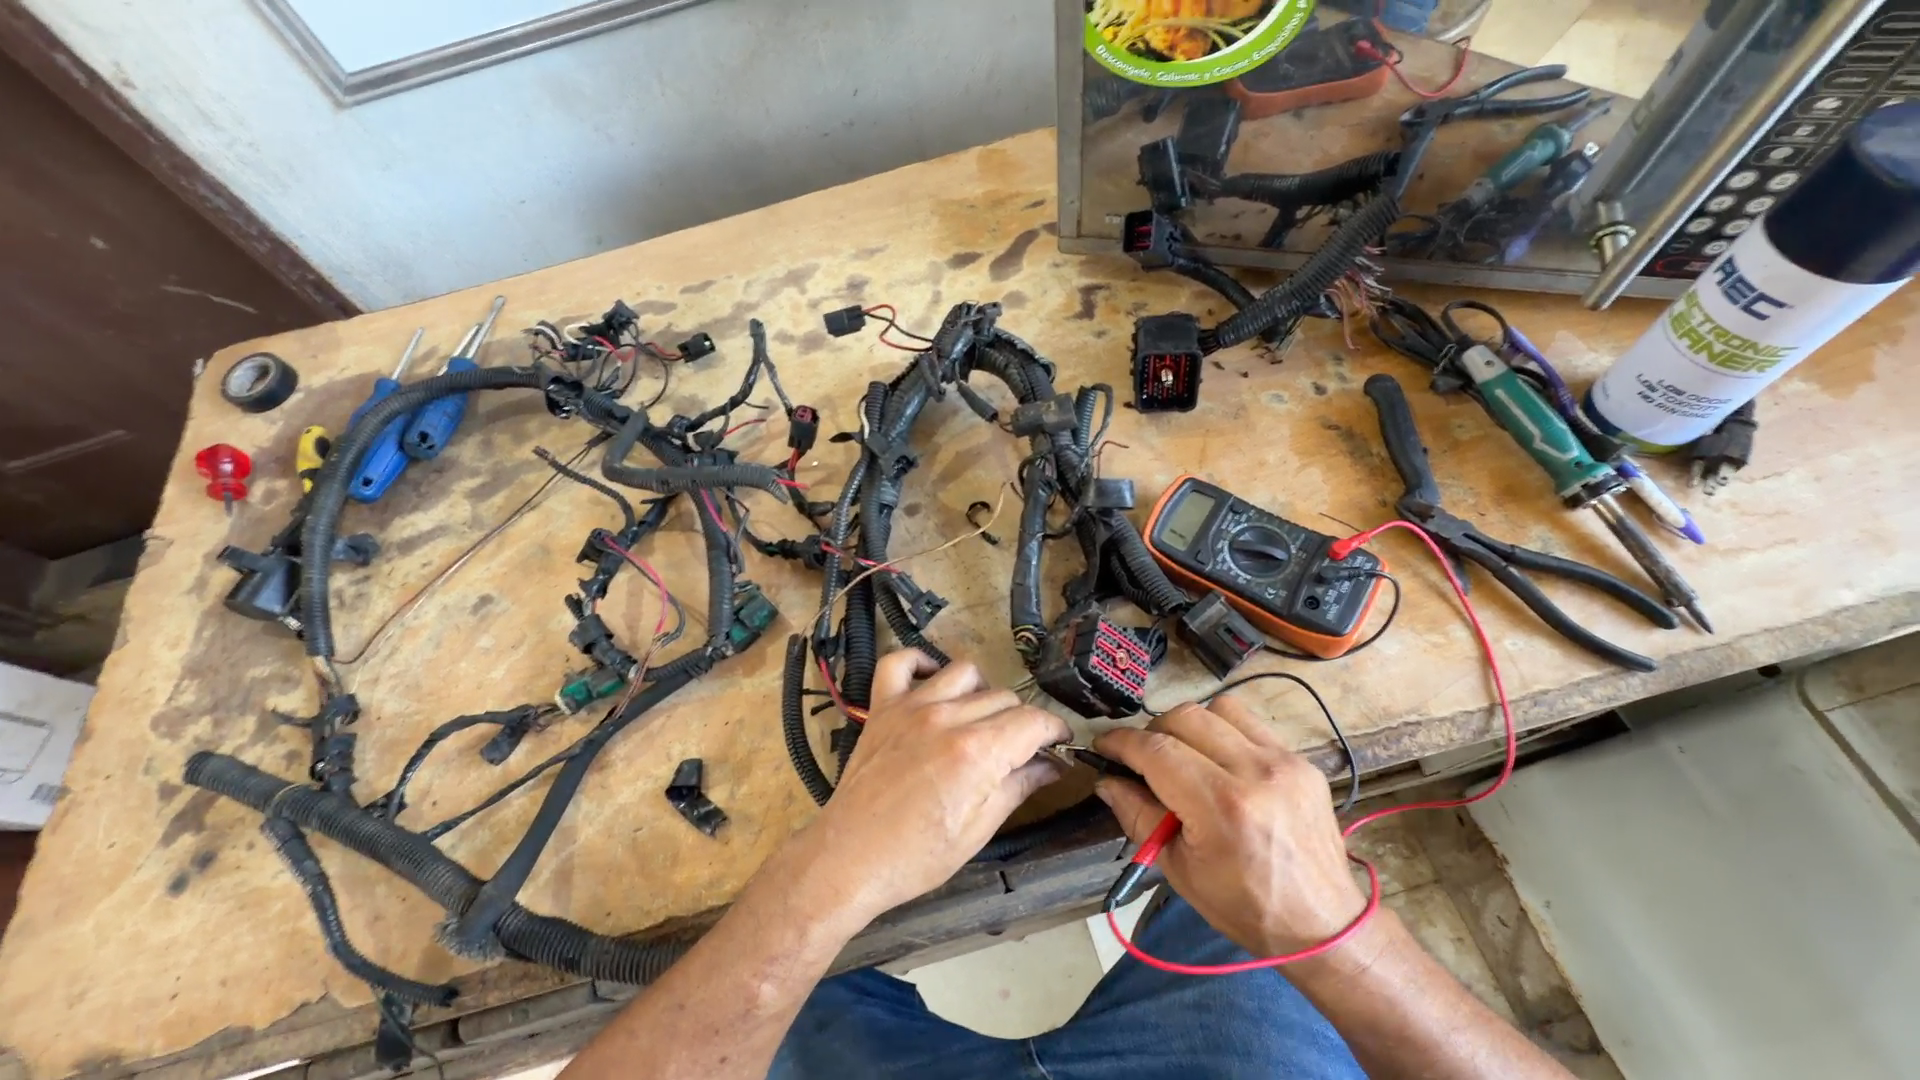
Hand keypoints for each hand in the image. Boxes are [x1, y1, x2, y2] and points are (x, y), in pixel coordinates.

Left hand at [795, 650, 1071, 919]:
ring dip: (981, 693)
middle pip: (1004, 698)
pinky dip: (920, 663)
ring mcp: (912, 707)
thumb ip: (1019, 786)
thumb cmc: (917, 856)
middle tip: (1018, 748)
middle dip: (1021, 721)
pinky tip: (933, 683)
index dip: (1054, 731)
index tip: (1058, 744)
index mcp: (977, 752)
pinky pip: (900, 662)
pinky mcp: (882, 707)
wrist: (850, 858)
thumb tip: (1052, 765)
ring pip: (965, 673)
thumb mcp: (979, 829)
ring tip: (980, 719)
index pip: (1033, 721)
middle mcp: (948, 718)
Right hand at [1092, 697, 1364, 957]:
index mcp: (1222, 807)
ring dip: (1189, 725)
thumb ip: (1138, 816)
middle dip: (1152, 732)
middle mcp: (1256, 772)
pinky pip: (1250, 723)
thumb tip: (1106, 780)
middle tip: (1141, 759)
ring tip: (1184, 756)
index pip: (1157, 751)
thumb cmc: (1244, 907)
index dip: (1121, 742)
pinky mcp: (1302, 760)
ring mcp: (1285, 761)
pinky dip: (1223, 732)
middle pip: (1184, 717)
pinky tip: (1220, 763)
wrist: (1324, 925)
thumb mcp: (1179, 869)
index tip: (1102, 745)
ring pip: (1219, 708)